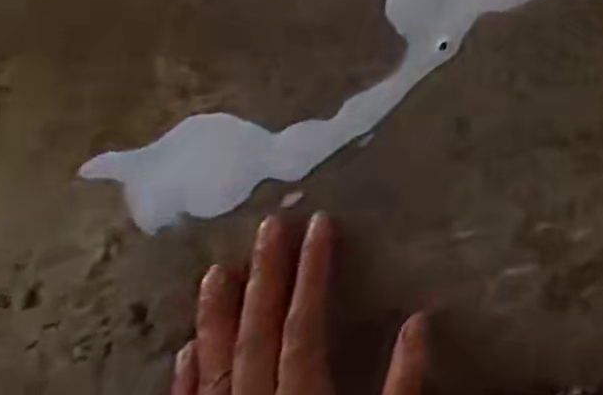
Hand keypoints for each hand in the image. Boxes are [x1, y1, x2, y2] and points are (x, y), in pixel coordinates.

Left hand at [171, 214, 427, 394]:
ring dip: (216, 321)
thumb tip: (419, 321)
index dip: (312, 271)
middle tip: (268, 226)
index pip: (303, 325)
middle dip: (265, 277)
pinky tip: (183, 353)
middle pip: (257, 337)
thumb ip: (401, 388)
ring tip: (215, 272)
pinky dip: (185, 385)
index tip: (319, 223)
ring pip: (215, 371)